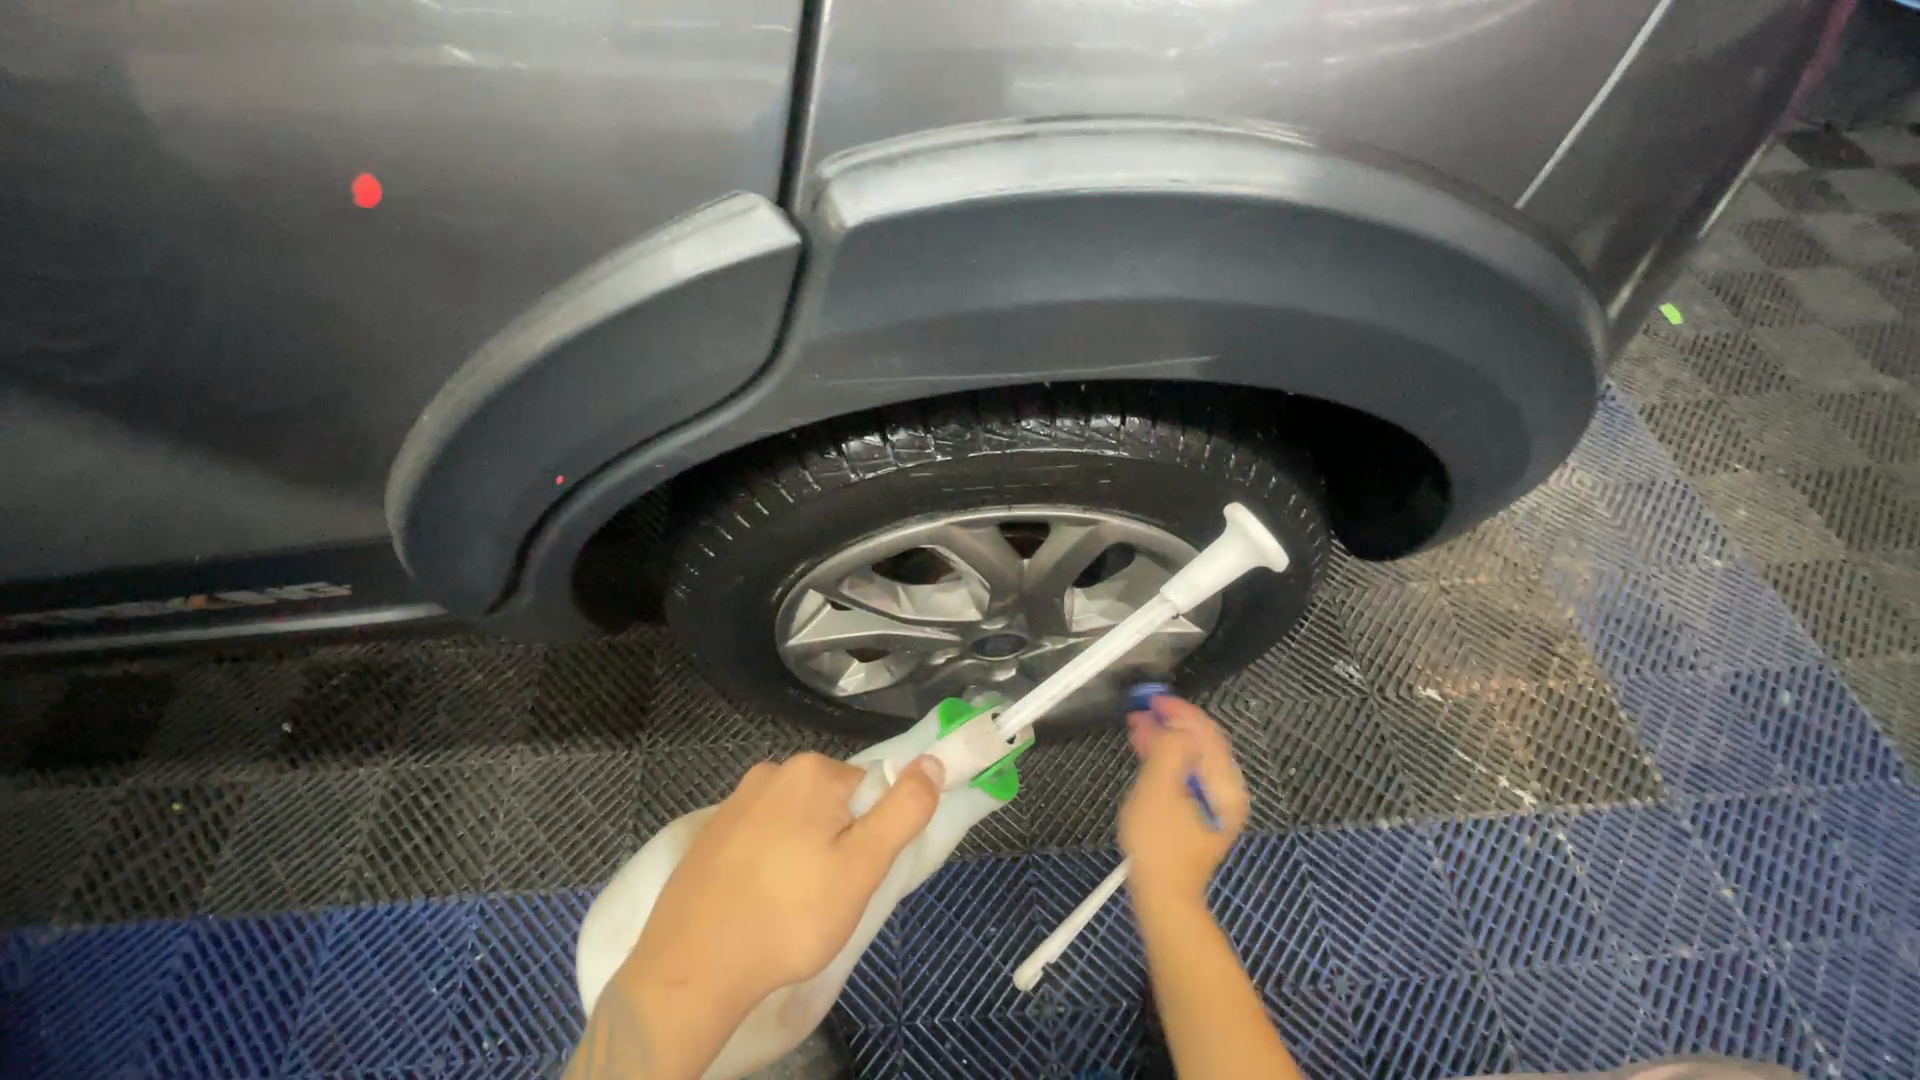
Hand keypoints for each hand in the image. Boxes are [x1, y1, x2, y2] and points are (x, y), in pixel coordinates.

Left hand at [623, 752, 944, 1009]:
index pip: (869, 790)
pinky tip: (759, 905)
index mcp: (811, 771)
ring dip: (804, 856)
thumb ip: (904, 810)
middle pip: (832, 804)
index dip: (872, 835)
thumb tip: (932, 762)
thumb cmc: (790, 915)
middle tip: (828, 896)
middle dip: (839, 844)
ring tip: (791, 908)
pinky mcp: (710, 835)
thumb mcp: (863, 866)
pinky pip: (760, 840)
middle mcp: (771, 773)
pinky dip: (769, 866)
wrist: (693, 967)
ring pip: (796, 824)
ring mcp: (735, 803)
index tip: (856, 875)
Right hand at [1118, 696, 1248, 907]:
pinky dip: (1166, 759)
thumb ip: (1170, 751)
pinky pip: (1186, 774)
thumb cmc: (1159, 845)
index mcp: (1223, 784)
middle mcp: (1225, 791)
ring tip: (1138, 728)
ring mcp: (1214, 804)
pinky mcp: (1199, 815)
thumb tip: (1176, 726)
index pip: (1206, 734)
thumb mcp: (1159, 790)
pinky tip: (1147, 756)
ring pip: (1192, 758)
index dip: (1179, 712)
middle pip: (1201, 744)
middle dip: (1171, 723)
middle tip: (1142, 710)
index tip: (1153, 699)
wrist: (1163, 896)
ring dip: (1166, 740)